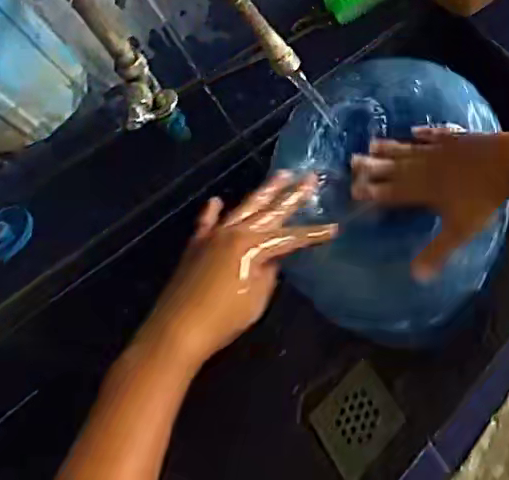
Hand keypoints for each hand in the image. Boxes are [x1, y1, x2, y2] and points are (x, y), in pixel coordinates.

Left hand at [134, 171, 336, 367]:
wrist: (176, 333)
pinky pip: (207, 222)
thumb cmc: (223, 320)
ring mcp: (214, 235)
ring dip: (264, 191)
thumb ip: (268, 273)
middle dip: (293, 195)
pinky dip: (213, 211)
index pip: (291, 236)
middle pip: (270, 210)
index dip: (313, 234)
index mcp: (254, 246)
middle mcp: (236, 232)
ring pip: (244, 206)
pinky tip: (216, 200)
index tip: (333, 228)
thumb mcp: (257, 299)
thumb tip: (271, 258)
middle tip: (309, 178)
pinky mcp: (196, 245)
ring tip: (281, 175)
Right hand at [351, 127, 507, 280]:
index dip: (373, 191)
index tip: (353, 188)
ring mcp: (440, 149)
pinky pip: (434, 135)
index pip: (392, 192)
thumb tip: (416, 276)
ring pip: (410, 149)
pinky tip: (414, 131)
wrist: (503, 161)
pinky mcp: (455, 139)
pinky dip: (423, 134)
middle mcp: (426, 167)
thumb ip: (437, 250)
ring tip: (372, 143)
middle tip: (352, 160)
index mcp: (423, 189)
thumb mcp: (459, 229)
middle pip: (396, 167)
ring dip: (391, 148)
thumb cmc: (480, 198)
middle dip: (374, 166)